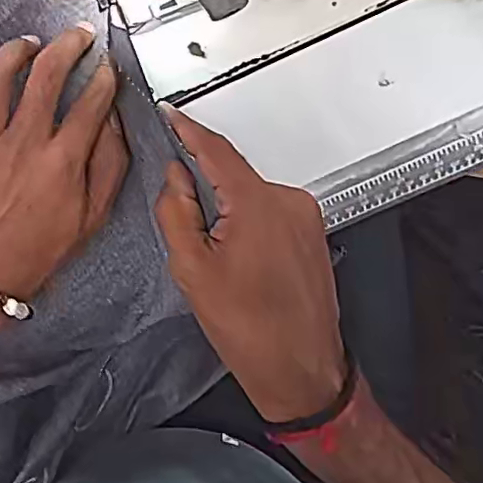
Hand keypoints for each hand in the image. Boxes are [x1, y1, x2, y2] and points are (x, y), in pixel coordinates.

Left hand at [0, 24, 128, 363]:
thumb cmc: (38, 246)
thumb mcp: (92, 216)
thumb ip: (109, 165)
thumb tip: (113, 123)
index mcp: (61, 163)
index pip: (90, 103)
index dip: (104, 78)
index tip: (108, 68)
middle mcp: (23, 145)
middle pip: (46, 76)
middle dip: (68, 46)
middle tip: (78, 37)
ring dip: (16, 52)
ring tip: (31, 43)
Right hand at [152, 105, 347, 422]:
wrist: (300, 369)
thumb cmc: (252, 329)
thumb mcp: (191, 269)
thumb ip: (176, 211)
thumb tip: (175, 178)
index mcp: (257, 204)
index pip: (216, 149)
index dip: (187, 129)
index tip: (170, 114)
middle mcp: (288, 202)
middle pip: (232, 173)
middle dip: (203, 186)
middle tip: (185, 222)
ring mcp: (305, 217)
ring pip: (249, 193)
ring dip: (226, 208)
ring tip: (217, 256)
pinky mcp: (312, 232)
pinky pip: (268, 209)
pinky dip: (246, 219)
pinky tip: (239, 258)